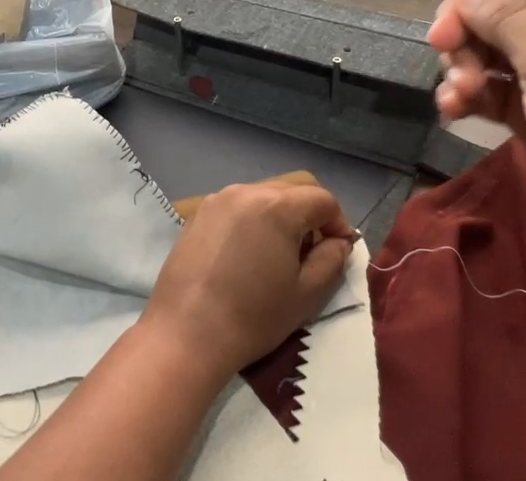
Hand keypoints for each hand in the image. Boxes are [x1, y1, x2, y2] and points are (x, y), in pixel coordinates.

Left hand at [140, 181, 354, 376]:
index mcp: (277, 205)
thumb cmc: (254, 316)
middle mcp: (245, 191)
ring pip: (262, 198)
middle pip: (291, 193)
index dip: (338, 223)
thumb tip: (339, 241)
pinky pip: (236, 208)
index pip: (322, 199)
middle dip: (309, 219)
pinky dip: (251, 223)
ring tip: (276, 258)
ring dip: (279, 220)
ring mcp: (217, 200)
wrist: (187, 333)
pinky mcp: (197, 215)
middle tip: (309, 257)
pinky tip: (245, 258)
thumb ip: (331, 259)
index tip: (338, 252)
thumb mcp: (307, 293)